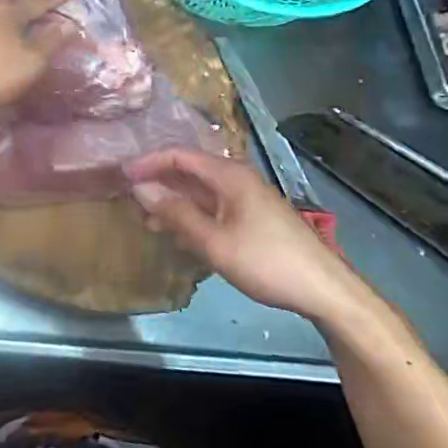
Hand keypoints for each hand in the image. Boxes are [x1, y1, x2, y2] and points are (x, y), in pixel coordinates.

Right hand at [124, 149, 371, 324]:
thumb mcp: (213, 241)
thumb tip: (140, 188)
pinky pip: (212, 206)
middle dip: (158, 182)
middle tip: (129, 200)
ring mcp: (247, 199)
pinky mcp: (253, 218)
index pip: (179, 156)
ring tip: (148, 221)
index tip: (121, 177)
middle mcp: (237, 180)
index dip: (148, 163)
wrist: (326, 292)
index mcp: (229, 177)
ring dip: (172, 202)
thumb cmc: (266, 262)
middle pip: (189, 171)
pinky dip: (191, 214)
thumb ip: (174, 212)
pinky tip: (178, 234)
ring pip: (200, 191)